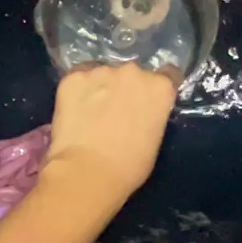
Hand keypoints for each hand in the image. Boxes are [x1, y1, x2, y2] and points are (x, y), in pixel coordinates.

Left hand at [41, 63, 178, 212]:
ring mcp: (101, 71)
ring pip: (103, 74)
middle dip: (127, 88)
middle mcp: (133, 71)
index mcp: (160, 87)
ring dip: (101, 88)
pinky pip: (79, 78)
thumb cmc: (129, 166)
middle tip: (116, 111)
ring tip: (91, 113)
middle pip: (133, 74)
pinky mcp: (73, 76)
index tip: (149, 101)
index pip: (168, 75)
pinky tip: (74, 110)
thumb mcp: (155, 139)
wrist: (88, 172)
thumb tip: (141, 113)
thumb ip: (152, 115)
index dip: (158, 89)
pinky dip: (78, 90)